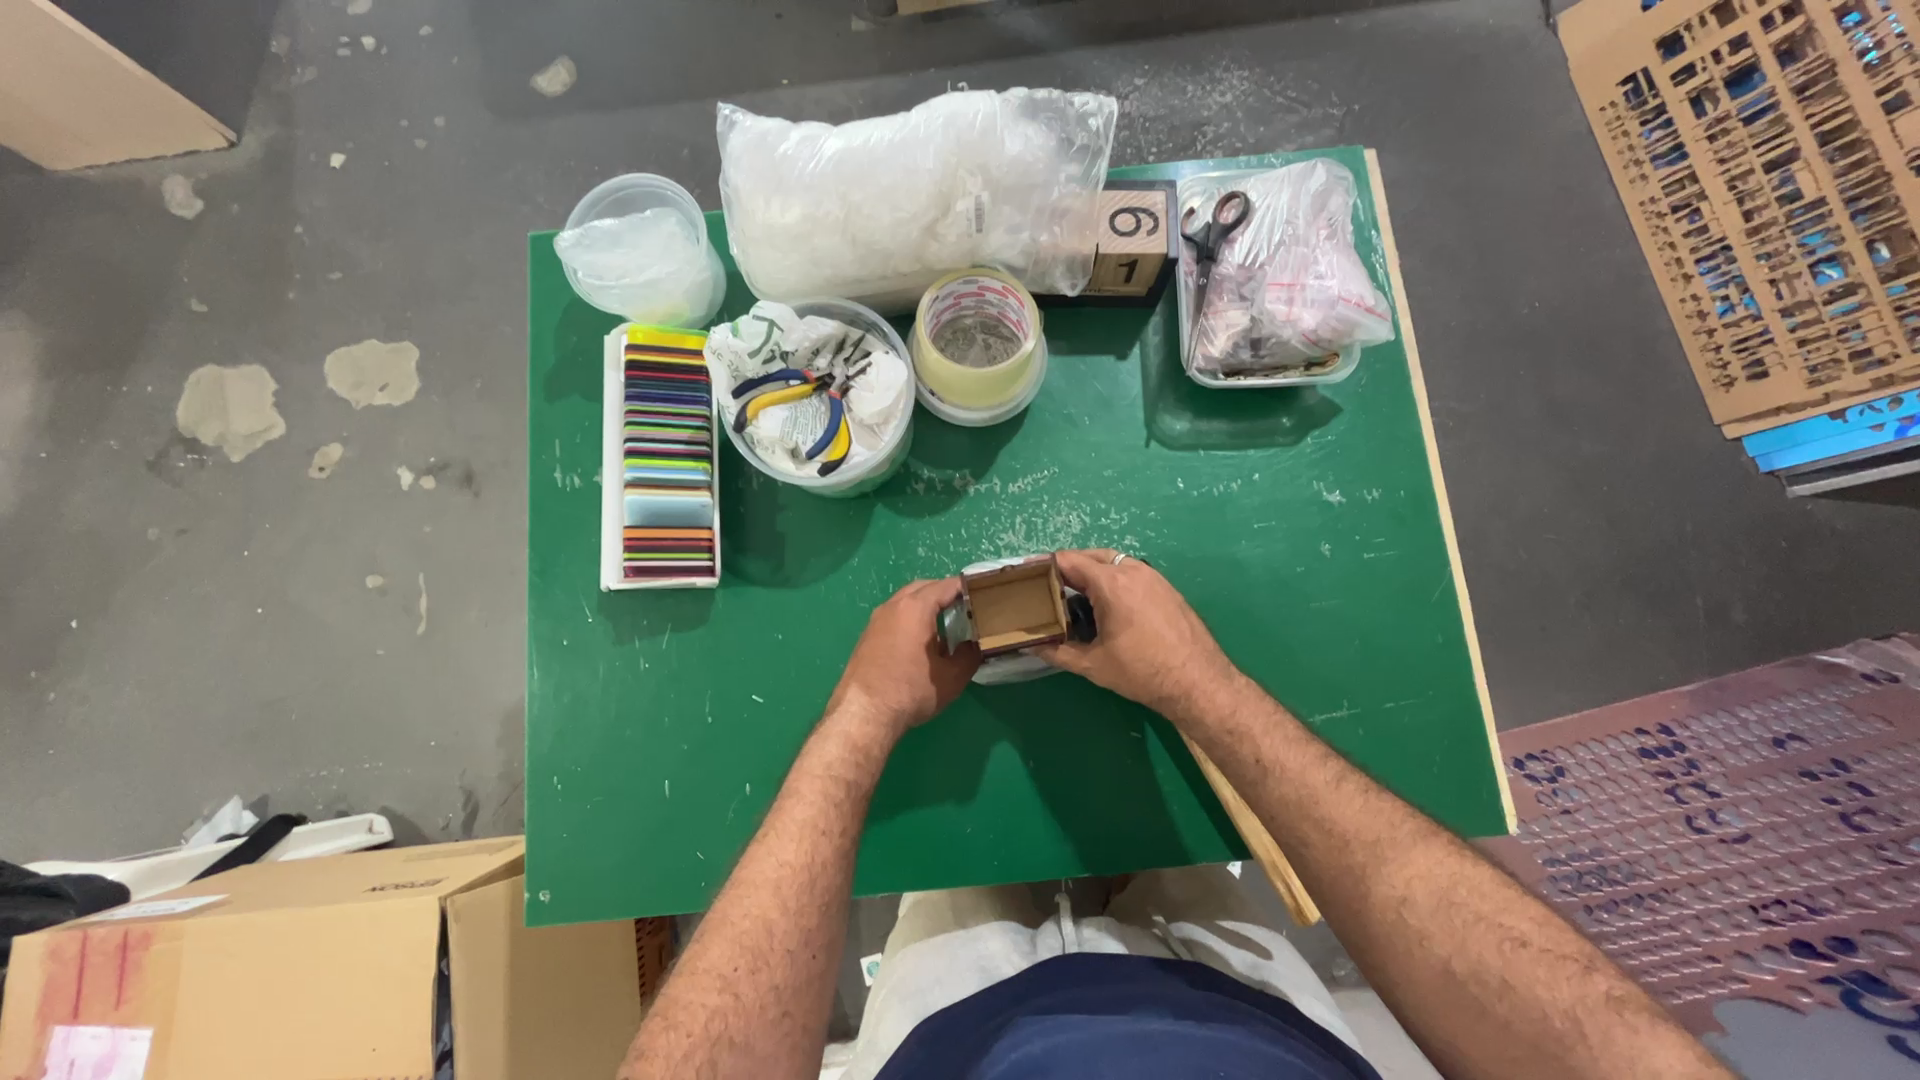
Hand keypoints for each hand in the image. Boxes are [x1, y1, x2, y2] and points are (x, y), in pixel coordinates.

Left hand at [827, 578, 981, 734]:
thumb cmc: (910, 692)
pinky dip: (911, 618)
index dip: (966, 587)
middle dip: (944, 592)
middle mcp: (893, 606)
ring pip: (905, 601)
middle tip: (965, 606)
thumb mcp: (951, 677)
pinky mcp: (867, 636)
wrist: (863, 714)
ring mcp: (876, 620)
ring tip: (945, 623)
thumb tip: (975, 645)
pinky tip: (920, 641)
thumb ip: (969, 655)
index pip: (945, 586)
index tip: (982, 593)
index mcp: (915, 608)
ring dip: (925, 605)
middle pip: (923, 588)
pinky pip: (894, 616)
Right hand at [1034, 549, 1240, 715]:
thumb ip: (1057, 652)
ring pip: (1111, 562)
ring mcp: (1152, 576)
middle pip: (1089, 556)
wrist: (1198, 682)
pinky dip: (1111, 580)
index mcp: (1111, 583)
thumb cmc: (1142, 672)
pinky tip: (1105, 605)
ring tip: (1072, 598)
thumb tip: (1030, 646)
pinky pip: (1130, 572)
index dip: (1043, 568)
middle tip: (1047, 590)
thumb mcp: (1092, 665)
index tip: (1026, 579)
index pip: (1067, 560)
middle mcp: (1132, 570)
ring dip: (1089, 573)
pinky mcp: (1165, 587)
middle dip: (1065, 569)